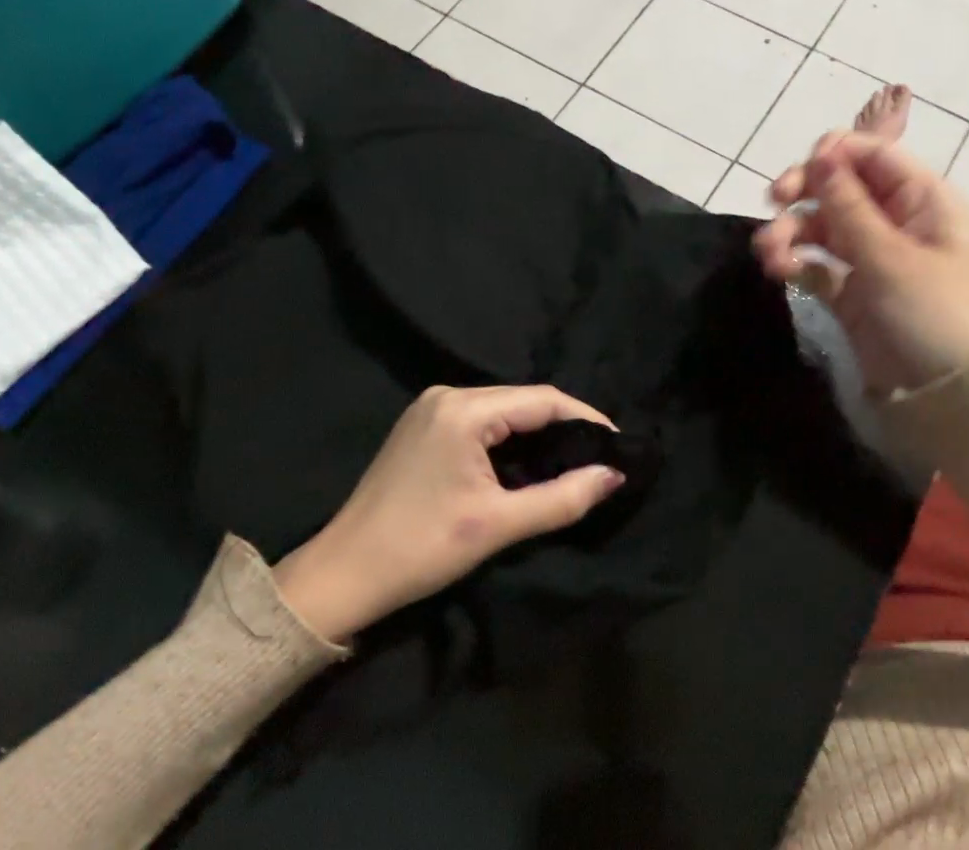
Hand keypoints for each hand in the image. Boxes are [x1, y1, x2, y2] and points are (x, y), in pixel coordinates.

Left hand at [272, 385, 626, 641]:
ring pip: (502, 412)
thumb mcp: (498, 525)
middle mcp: (446, 396)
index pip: (543, 400)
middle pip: (522, 401)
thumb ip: (562, 498)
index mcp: (463, 409)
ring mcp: (429, 410)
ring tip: (575, 464)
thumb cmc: (423, 547)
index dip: (588, 420)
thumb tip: (614, 476)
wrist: (347, 571)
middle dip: (565, 427)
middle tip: (602, 459)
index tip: (621, 448)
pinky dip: (509, 441)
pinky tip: (529, 465)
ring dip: (538, 435)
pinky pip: (480, 423)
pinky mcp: (422, 428)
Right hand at [751, 134, 968, 392]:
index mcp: (923, 199)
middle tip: (773, 201)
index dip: (834, 154)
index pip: (874, 155)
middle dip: (803, 190)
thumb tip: (820, 155)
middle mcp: (895, 219)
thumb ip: (849, 206)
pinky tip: (778, 270)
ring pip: (820, 224)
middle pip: (840, 186)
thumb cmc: (932, 312)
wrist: (947, 393)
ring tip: (768, 252)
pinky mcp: (850, 288)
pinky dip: (794, 261)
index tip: (800, 171)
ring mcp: (870, 255)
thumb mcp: (890, 256)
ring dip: (790, 231)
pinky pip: (814, 262)